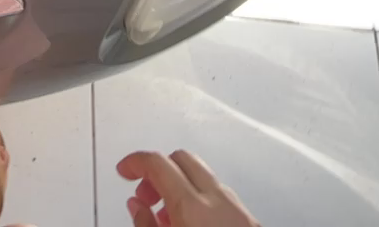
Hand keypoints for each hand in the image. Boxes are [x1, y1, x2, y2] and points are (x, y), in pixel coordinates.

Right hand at [117, 151, 259, 226]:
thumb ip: (147, 226)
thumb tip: (138, 208)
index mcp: (192, 205)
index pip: (156, 162)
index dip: (135, 162)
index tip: (125, 171)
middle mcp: (218, 200)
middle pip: (182, 159)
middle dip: (159, 169)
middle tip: (145, 192)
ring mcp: (240, 211)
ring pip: (203, 178)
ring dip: (180, 186)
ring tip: (167, 216)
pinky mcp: (253, 224)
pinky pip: (220, 198)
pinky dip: (200, 200)